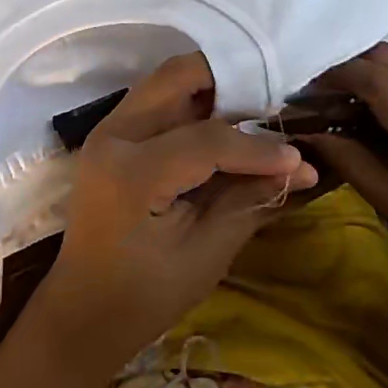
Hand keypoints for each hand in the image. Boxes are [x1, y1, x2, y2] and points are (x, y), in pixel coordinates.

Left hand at [30, 52, 318, 370]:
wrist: (85, 310)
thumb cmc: (145, 295)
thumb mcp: (206, 254)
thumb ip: (251, 200)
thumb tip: (303, 168)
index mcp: (131, 175)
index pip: (206, 141)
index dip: (256, 147)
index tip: (298, 158)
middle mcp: (114, 136)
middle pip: (177, 78)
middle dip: (229, 81)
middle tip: (270, 106)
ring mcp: (109, 128)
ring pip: (168, 79)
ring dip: (212, 86)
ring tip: (253, 110)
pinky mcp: (114, 132)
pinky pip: (160, 96)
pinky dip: (196, 100)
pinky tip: (225, 120)